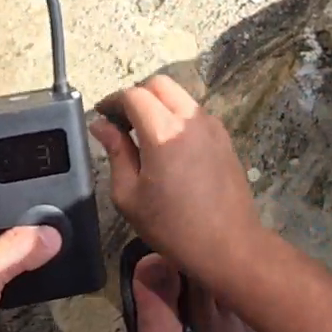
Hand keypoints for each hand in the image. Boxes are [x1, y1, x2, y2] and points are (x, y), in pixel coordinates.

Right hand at [90, 75, 264, 279]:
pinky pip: (194, 112)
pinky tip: (169, 145)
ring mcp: (211, 126)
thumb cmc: (173, 227)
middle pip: (159, 85)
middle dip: (136, 96)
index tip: (102, 115)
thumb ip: (115, 152)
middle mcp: (190, 119)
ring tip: (143, 134)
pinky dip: (176, 115)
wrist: (230, 246)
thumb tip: (101, 126)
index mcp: (163, 132)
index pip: (133, 96)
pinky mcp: (224, 137)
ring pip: (179, 96)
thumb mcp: (130, 195)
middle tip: (121, 121)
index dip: (113, 101)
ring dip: (158, 104)